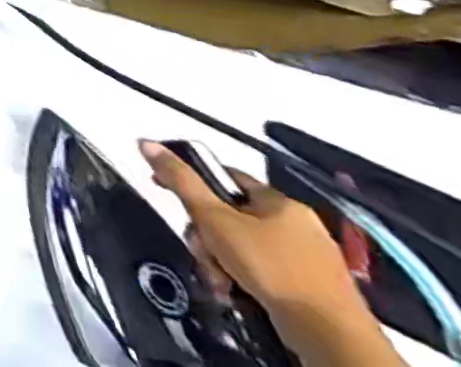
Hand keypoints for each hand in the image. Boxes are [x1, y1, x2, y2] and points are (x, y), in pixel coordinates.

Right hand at [139, 140, 357, 312]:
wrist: (328, 333)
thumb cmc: (269, 266)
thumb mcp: (214, 218)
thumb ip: (180, 180)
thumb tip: (146, 143)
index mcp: (282, 204)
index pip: (225, 177)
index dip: (191, 181)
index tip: (163, 188)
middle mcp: (299, 226)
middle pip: (228, 215)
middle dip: (204, 233)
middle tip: (200, 248)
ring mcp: (306, 258)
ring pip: (240, 244)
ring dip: (217, 257)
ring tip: (218, 276)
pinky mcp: (309, 286)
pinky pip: (260, 268)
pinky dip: (239, 275)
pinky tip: (233, 287)